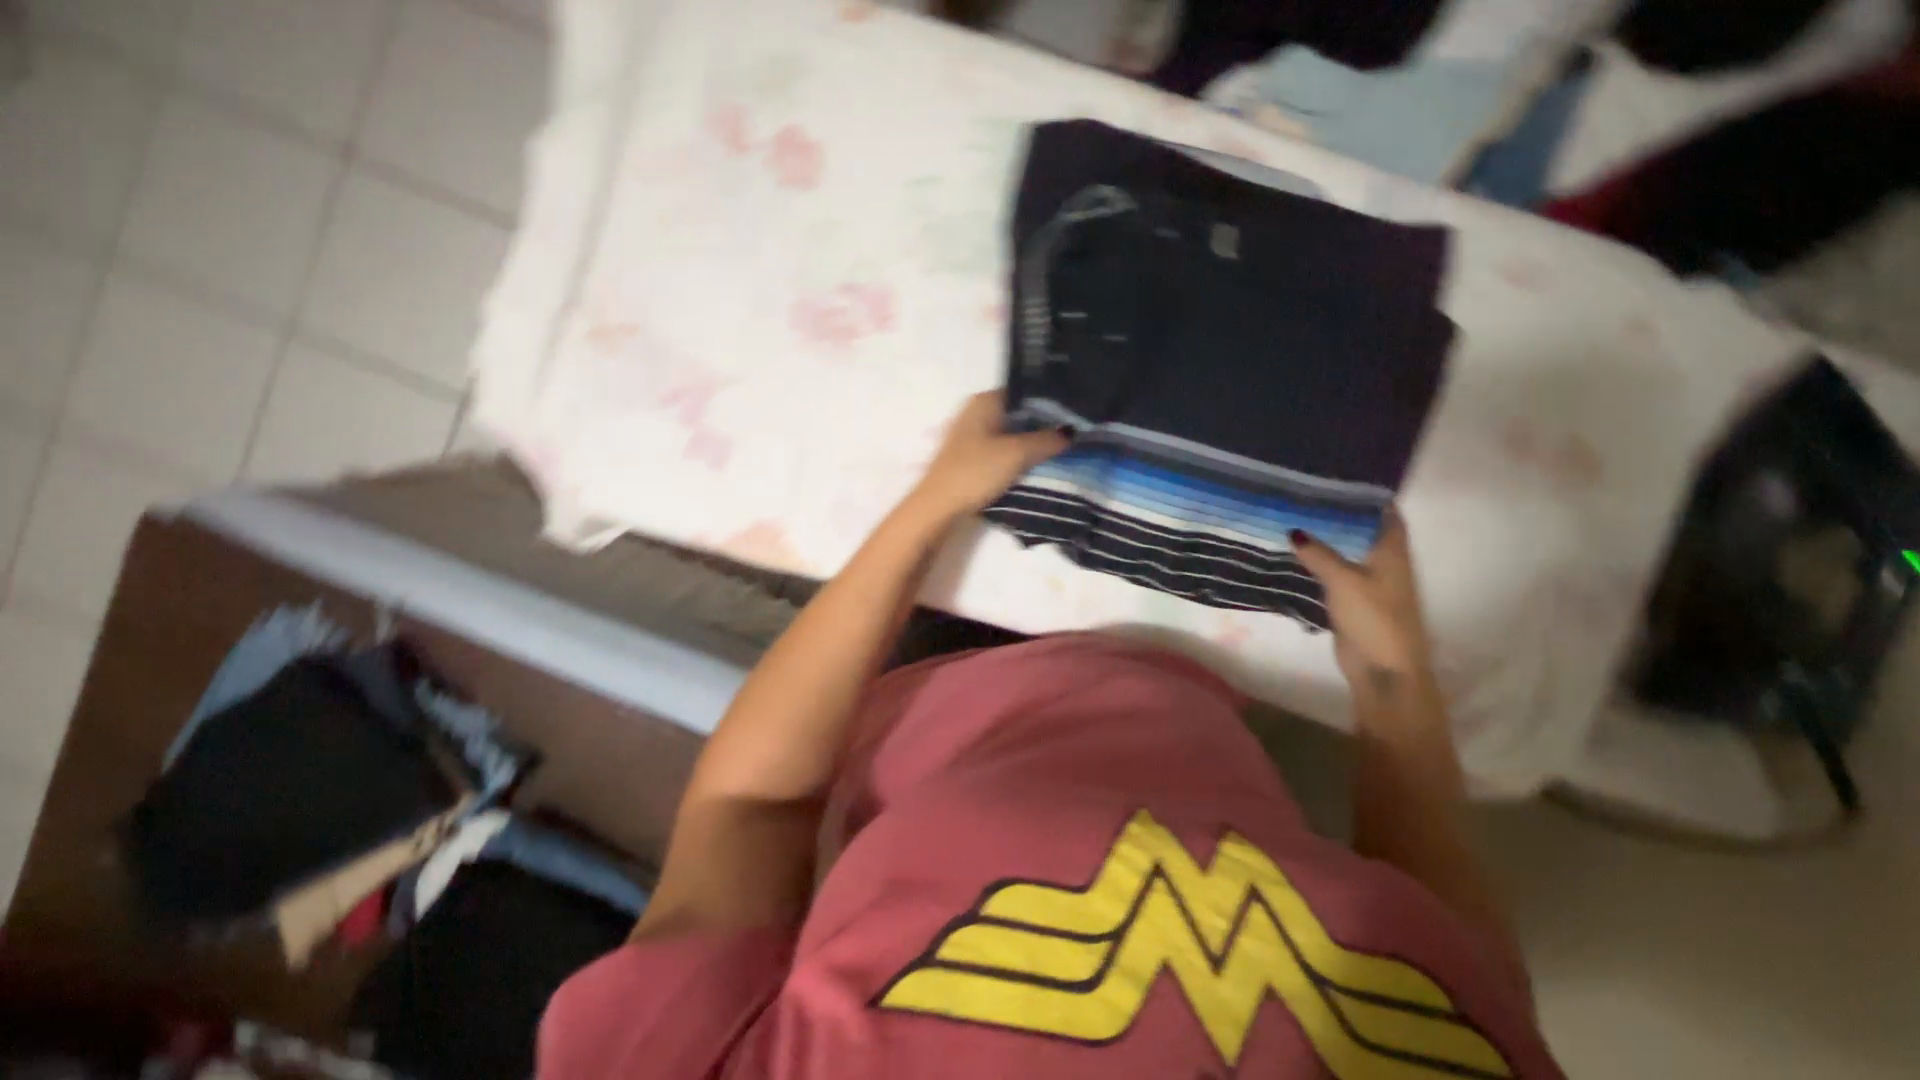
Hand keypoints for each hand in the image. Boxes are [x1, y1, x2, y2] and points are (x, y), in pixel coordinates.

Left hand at [909, 392, 1068, 520]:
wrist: (938, 508)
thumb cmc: (975, 472)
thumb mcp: (1017, 453)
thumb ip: (1046, 440)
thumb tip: (1071, 431)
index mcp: (983, 401)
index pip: (1024, 392)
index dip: (1050, 403)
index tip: (1075, 415)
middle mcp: (976, 413)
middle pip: (1018, 415)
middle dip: (1043, 425)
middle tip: (1074, 435)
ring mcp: (971, 437)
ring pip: (1011, 435)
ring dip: (1032, 444)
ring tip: (1063, 451)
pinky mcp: (971, 459)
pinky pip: (1002, 452)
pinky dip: (1018, 458)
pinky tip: (1038, 467)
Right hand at [1291, 509, 1437, 704]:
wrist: (1383, 668)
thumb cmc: (1374, 617)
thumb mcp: (1344, 580)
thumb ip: (1318, 553)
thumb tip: (1294, 531)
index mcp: (1392, 549)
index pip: (1383, 510)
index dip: (1365, 493)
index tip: (1337, 476)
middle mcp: (1383, 560)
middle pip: (1361, 528)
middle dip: (1338, 512)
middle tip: (1305, 491)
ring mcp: (1369, 581)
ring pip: (1345, 550)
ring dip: (1326, 537)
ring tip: (1294, 514)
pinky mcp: (1353, 599)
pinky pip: (1334, 571)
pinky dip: (1319, 560)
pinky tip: (1296, 551)